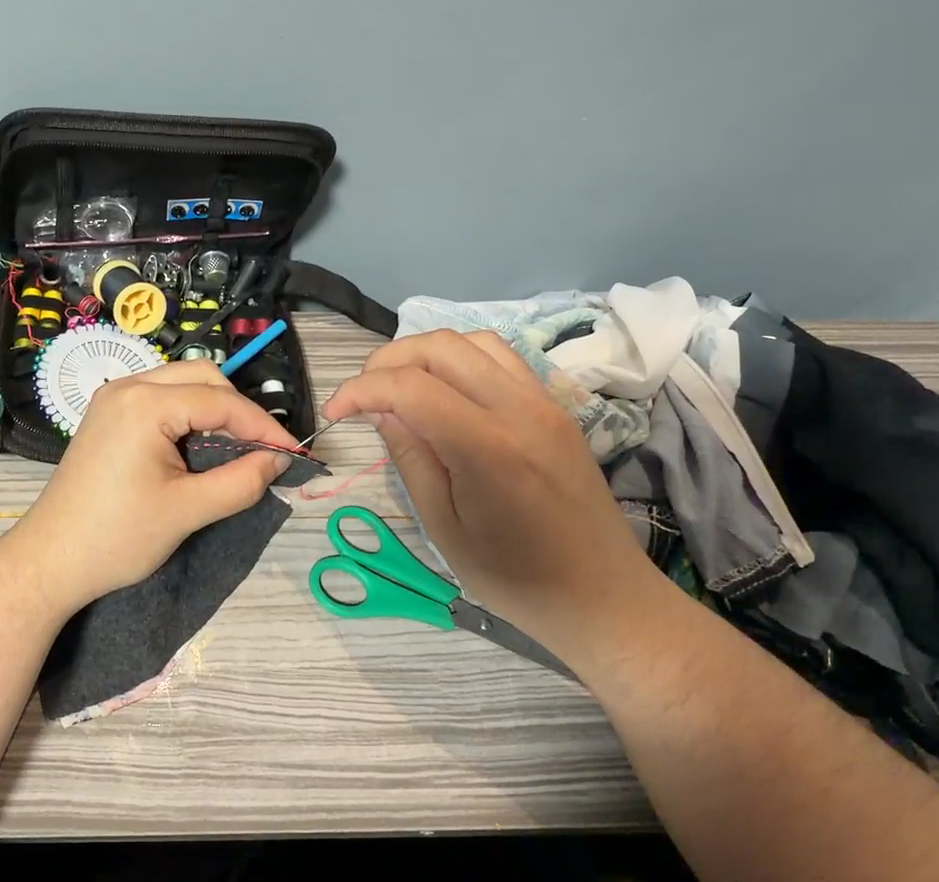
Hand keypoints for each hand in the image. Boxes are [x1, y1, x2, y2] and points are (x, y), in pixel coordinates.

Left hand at [7, 361, 297, 612]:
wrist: (50, 560)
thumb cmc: (116, 537)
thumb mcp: (187, 511)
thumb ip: (241, 481)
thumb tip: (279, 460)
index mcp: (144, 404)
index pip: (220, 400)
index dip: (263, 426)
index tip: (294, 454)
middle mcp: (127, 388)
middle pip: (202, 377)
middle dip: (238, 410)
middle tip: (262, 452)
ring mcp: (112, 399)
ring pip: (181, 385)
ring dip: (214, 411)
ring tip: (237, 453)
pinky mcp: (107, 416)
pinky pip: (160, 400)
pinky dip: (188, 416)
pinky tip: (200, 450)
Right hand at [321, 330, 665, 658]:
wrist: (603, 596)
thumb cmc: (515, 577)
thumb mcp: (443, 527)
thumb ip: (410, 457)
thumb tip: (380, 410)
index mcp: (487, 448)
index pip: (409, 386)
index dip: (360, 390)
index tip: (334, 412)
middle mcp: (519, 410)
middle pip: (438, 347)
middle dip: (386, 362)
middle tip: (362, 398)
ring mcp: (544, 402)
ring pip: (471, 341)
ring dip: (423, 353)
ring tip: (399, 389)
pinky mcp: (555, 406)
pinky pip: (501, 357)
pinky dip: (459, 359)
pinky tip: (443, 391)